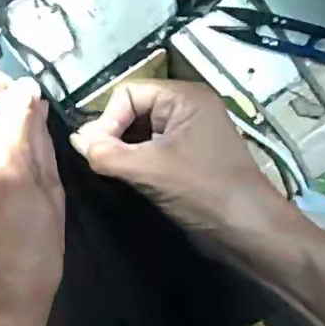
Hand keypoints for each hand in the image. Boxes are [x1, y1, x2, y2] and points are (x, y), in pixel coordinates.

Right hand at [69, 80, 311, 268]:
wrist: (249, 232)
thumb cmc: (203, 191)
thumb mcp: (148, 170)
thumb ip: (105, 153)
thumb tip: (75, 140)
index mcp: (183, 97)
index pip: (127, 93)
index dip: (107, 119)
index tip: (97, 151)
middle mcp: (185, 107)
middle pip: (131, 109)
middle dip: (112, 133)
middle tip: (100, 162)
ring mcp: (187, 132)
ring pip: (137, 131)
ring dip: (120, 149)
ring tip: (110, 170)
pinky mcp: (185, 156)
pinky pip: (148, 148)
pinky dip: (133, 160)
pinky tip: (125, 177)